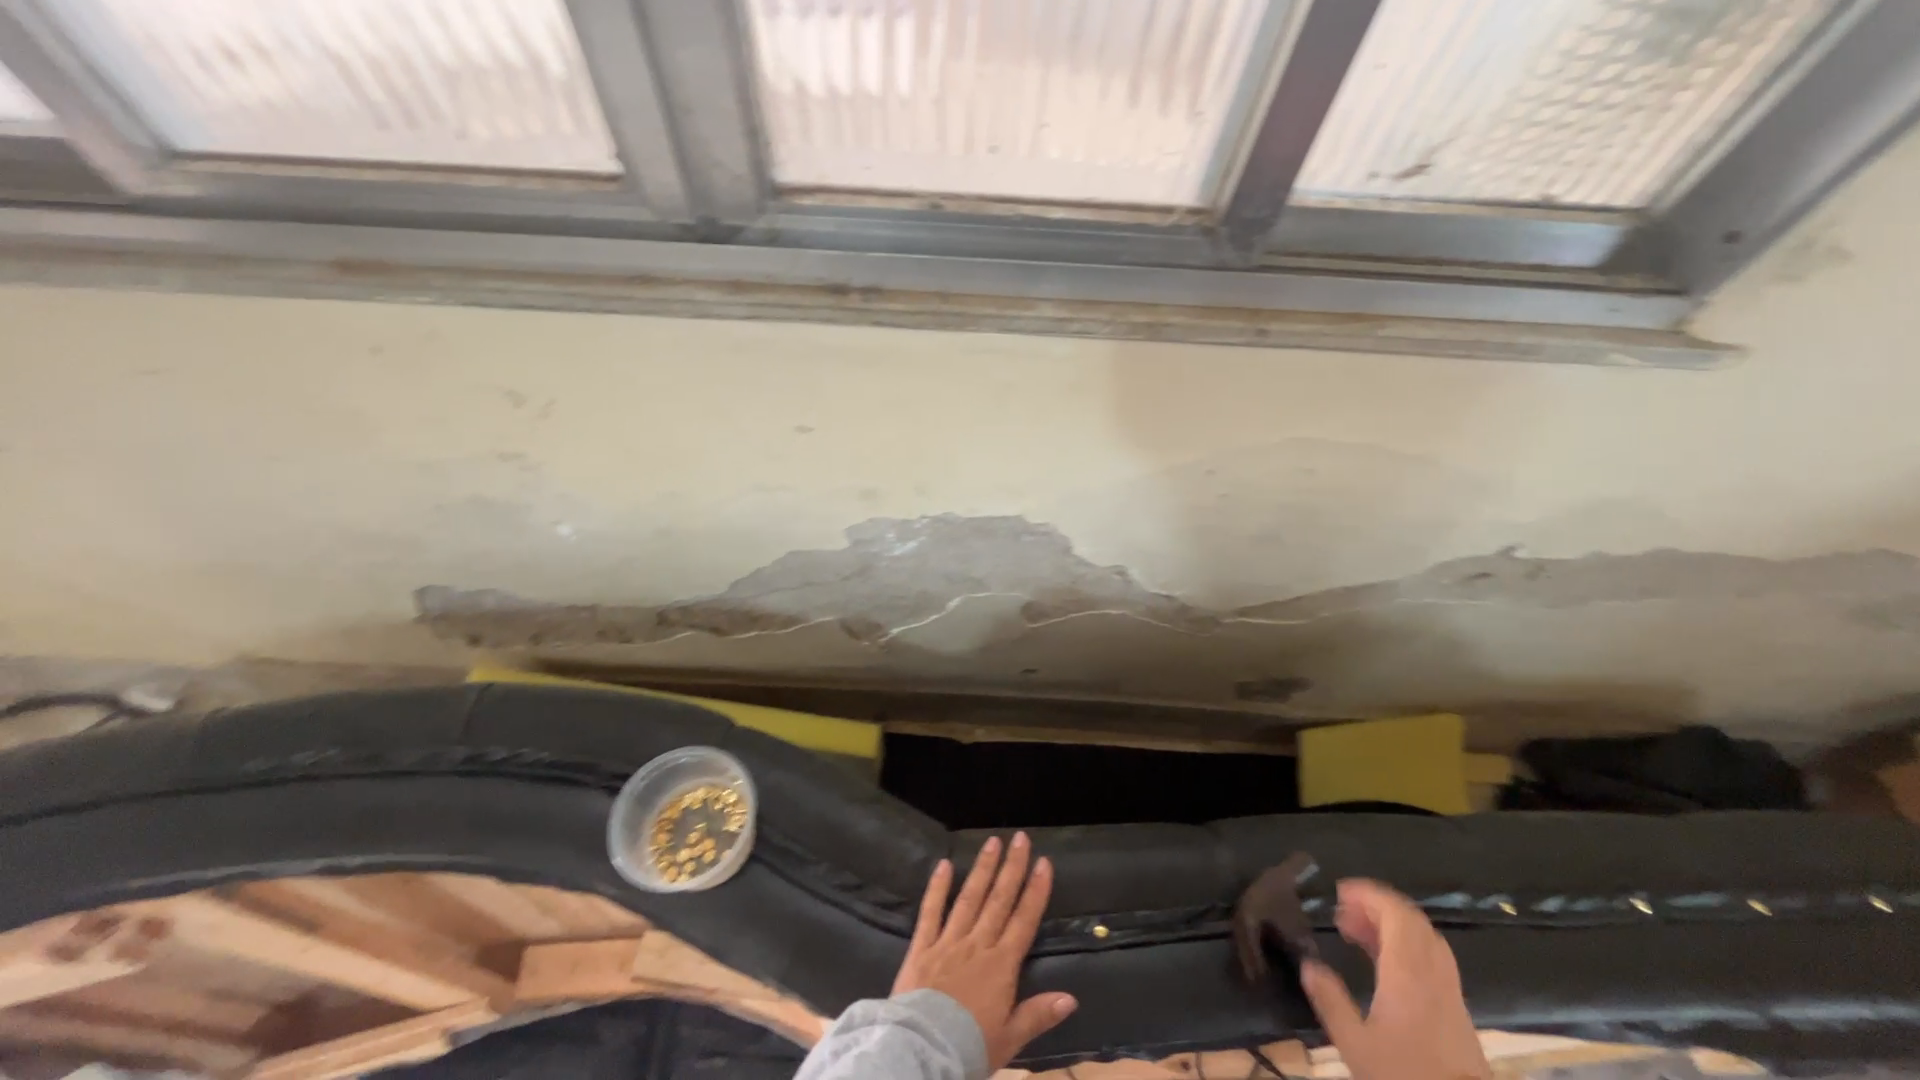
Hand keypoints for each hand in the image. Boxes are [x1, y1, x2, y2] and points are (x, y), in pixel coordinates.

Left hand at [893, 832, 1077, 1067]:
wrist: (923, 1049)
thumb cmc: (969, 1046)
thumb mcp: (1010, 1038)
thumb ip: (1038, 1014)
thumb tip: (1071, 998)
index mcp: (1001, 965)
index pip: (1024, 920)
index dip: (1036, 891)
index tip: (1044, 863)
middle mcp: (977, 945)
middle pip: (999, 900)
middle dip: (1012, 868)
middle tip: (1020, 838)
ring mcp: (948, 942)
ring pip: (969, 898)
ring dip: (982, 869)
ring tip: (991, 843)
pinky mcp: (921, 947)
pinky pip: (930, 912)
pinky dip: (937, 888)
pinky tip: (944, 865)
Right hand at [1298, 879, 1488, 1079]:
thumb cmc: (1403, 1077)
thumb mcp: (1354, 1044)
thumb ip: (1330, 1000)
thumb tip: (1308, 965)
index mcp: (1407, 973)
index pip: (1395, 914)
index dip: (1369, 895)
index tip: (1339, 892)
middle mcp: (1431, 972)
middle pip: (1411, 921)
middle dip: (1377, 907)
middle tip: (1343, 913)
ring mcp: (1448, 989)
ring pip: (1424, 937)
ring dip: (1393, 925)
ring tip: (1359, 932)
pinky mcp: (1455, 1006)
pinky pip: (1432, 956)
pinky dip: (1407, 945)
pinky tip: (1387, 962)